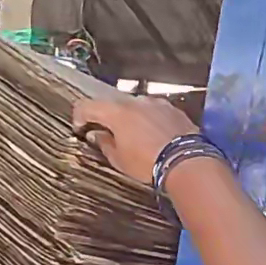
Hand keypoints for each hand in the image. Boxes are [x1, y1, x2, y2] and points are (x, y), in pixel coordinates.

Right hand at [71, 94, 199, 184]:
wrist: (186, 161)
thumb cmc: (147, 163)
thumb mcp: (119, 159)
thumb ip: (104, 143)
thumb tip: (97, 135)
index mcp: (116, 112)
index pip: (87, 106)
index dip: (79, 116)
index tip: (80, 129)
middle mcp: (135, 101)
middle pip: (113, 104)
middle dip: (107, 118)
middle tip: (107, 135)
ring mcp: (156, 103)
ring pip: (135, 106)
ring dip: (130, 118)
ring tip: (134, 138)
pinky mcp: (173, 109)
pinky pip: (153, 111)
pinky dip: (148, 120)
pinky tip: (153, 136)